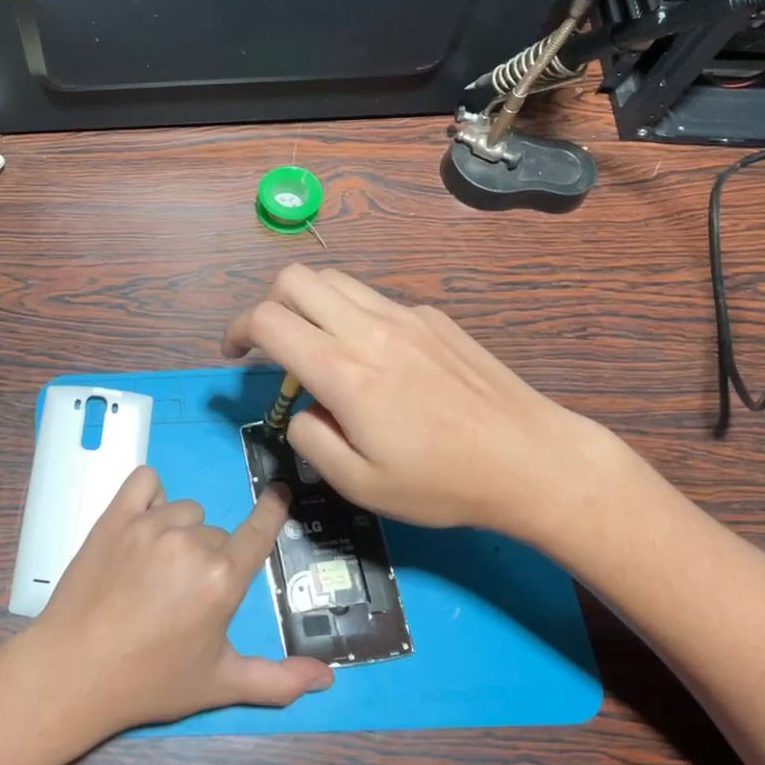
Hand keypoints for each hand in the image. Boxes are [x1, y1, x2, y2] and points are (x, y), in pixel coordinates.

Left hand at [25, 466, 331, 731]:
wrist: (75, 671)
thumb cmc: (151, 681)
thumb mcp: (220, 685)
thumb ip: (278, 679)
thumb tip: (328, 677)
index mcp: (222, 579)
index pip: (258, 533)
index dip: (271, 512)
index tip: (279, 493)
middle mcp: (191, 543)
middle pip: (216, 534)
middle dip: (209, 559)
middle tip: (182, 596)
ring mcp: (150, 525)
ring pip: (184, 511)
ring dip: (180, 531)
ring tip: (156, 570)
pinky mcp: (115, 516)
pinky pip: (144, 480)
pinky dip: (149, 494)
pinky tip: (143, 522)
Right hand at [221, 264, 623, 536]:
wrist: (532, 461)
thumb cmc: (443, 482)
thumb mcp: (361, 485)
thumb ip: (311, 439)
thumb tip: (301, 408)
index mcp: (344, 372)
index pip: (268, 320)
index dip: (236, 330)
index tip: (233, 353)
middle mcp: (368, 330)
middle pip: (294, 279)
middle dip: (267, 305)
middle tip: (270, 346)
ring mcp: (404, 316)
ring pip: (333, 280)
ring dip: (307, 303)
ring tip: (316, 347)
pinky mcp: (431, 317)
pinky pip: (372, 299)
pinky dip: (350, 316)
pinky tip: (374, 360)